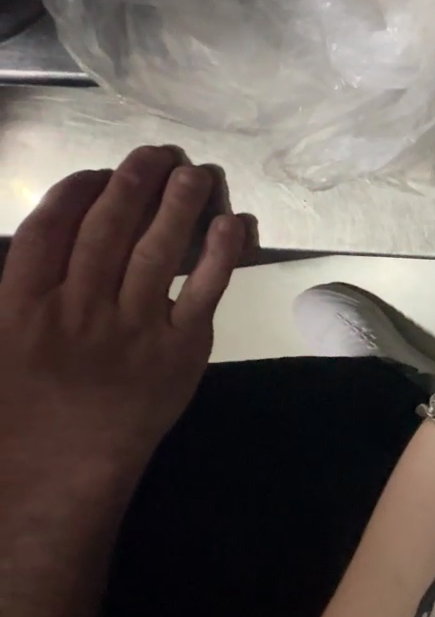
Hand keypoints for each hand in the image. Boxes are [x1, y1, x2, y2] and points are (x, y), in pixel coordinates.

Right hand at [0, 147, 245, 485]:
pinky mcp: (184, 344)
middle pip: (110, 233)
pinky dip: (221, 254)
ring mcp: (135, 325)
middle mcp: (78, 309)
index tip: (99, 171)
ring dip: (179, 207)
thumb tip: (38, 246)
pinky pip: (207, 290)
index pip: (48, 235)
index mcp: (17, 308)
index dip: (77, 197)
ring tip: (196, 171)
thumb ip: (17, 293)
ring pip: (160, 253)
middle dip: (135, 187)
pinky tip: (232, 223)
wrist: (62, 464)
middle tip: (158, 152)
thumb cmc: (17, 409)